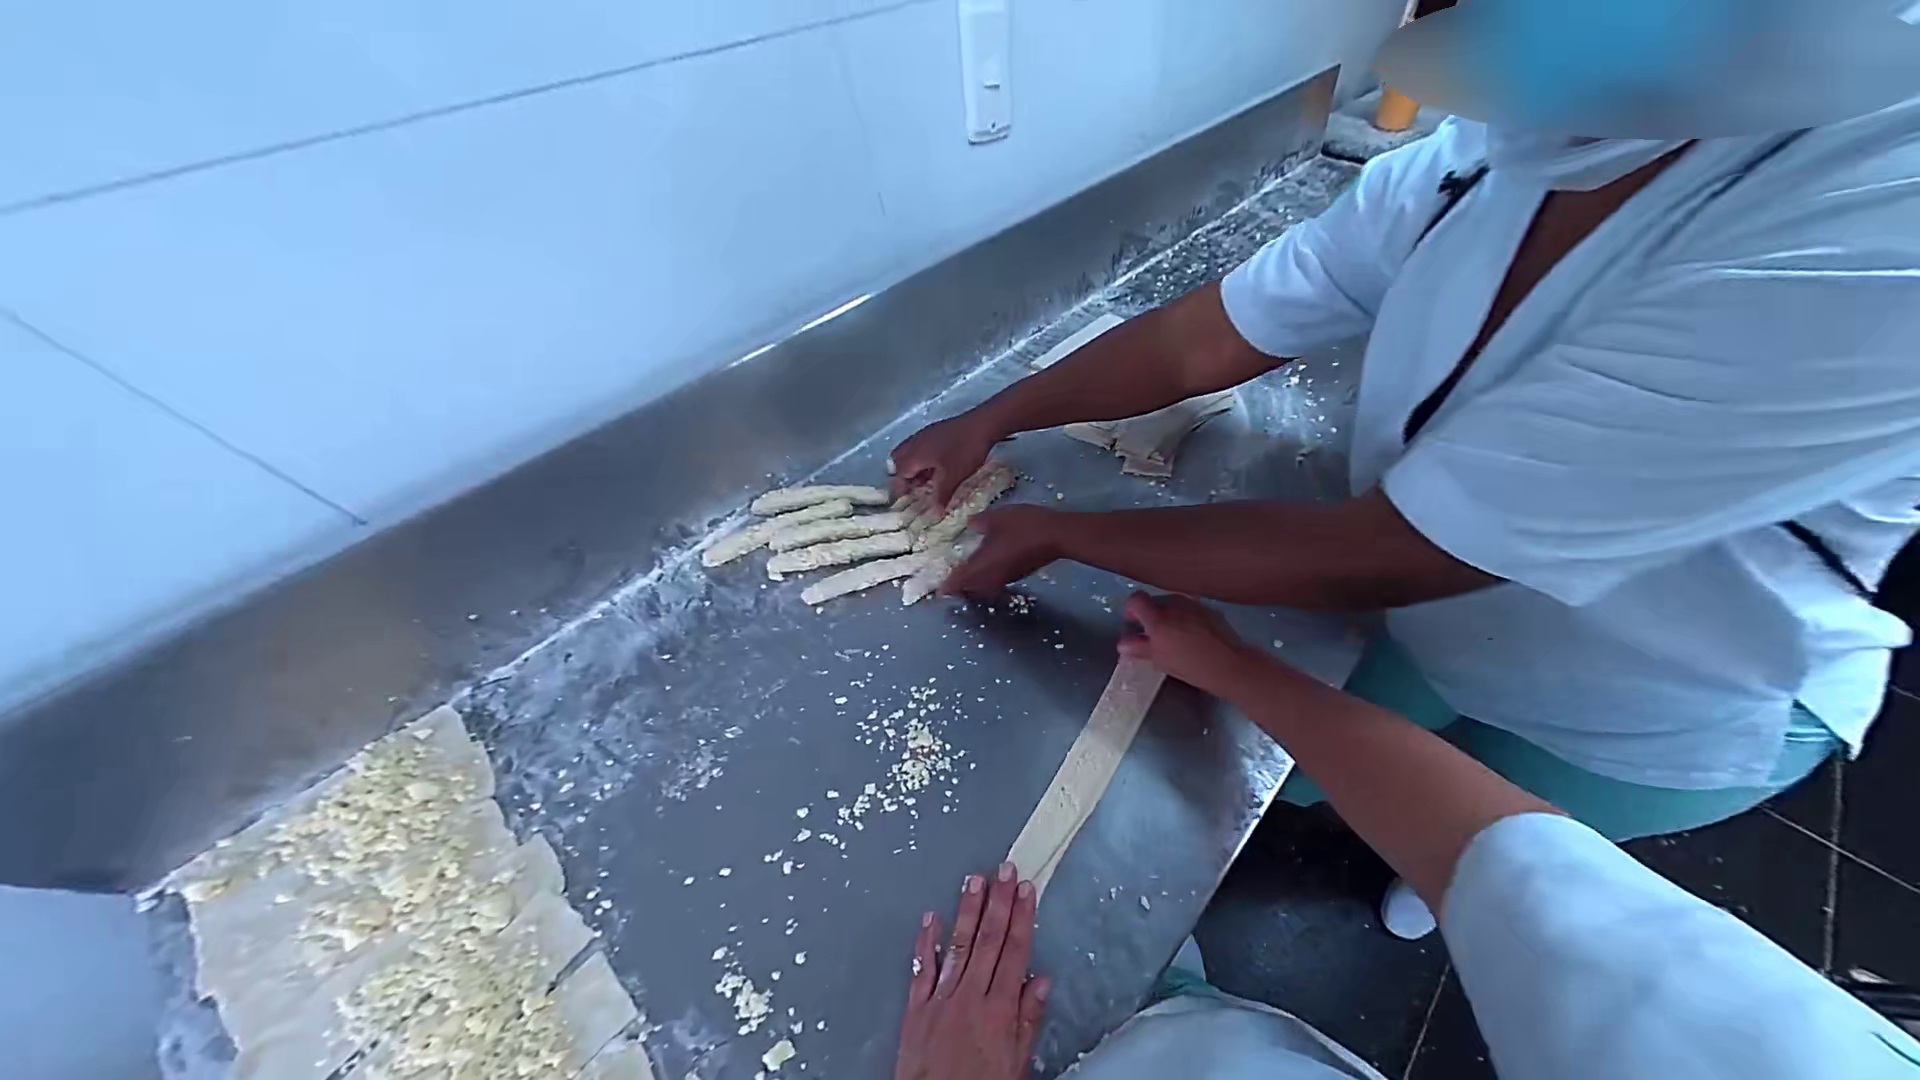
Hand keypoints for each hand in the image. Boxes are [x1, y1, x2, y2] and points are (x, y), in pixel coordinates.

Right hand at [890, 412, 1001, 507]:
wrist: (983, 424)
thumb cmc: (964, 451)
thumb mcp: (952, 478)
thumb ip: (941, 496)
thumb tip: (934, 514)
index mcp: (914, 455)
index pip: (898, 474)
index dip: (902, 488)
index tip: (909, 500)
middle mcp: (915, 443)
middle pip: (898, 461)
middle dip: (904, 476)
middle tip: (916, 488)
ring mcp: (925, 435)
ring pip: (910, 453)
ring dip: (915, 468)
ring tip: (928, 481)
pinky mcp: (935, 431)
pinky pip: (921, 448)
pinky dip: (923, 460)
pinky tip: (938, 467)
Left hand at [895, 863, 1049, 1079]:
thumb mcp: (1016, 1067)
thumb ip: (1027, 1021)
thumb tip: (1042, 980)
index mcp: (998, 1010)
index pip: (1014, 953)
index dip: (1022, 918)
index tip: (1026, 889)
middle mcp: (970, 996)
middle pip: (988, 940)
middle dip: (999, 901)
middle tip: (1005, 869)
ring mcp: (941, 997)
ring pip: (958, 945)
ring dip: (968, 910)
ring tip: (975, 879)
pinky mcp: (916, 1006)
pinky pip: (922, 967)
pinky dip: (927, 940)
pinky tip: (931, 915)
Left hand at [940, 506, 1062, 595]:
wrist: (1057, 536)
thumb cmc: (1023, 526)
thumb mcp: (996, 518)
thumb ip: (979, 522)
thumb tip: (970, 525)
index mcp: (982, 566)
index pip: (959, 581)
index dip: (947, 587)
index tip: (939, 590)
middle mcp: (992, 577)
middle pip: (971, 588)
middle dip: (960, 586)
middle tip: (950, 581)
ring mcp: (1008, 577)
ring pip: (985, 585)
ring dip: (974, 583)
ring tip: (967, 574)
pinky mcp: (1019, 574)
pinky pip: (996, 580)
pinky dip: (987, 576)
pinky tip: (988, 565)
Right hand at [1117, 592, 1268, 697]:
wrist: (1232, 665)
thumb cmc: (1192, 666)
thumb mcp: (1160, 660)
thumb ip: (1138, 648)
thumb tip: (1123, 643)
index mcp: (1158, 617)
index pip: (1135, 600)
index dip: (1130, 610)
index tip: (1133, 624)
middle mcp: (1174, 604)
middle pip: (1154, 601)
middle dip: (1149, 615)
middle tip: (1152, 634)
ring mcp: (1193, 604)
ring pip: (1172, 603)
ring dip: (1167, 615)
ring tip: (1173, 635)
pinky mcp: (1208, 608)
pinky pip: (1188, 608)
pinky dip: (1184, 617)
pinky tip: (1191, 635)